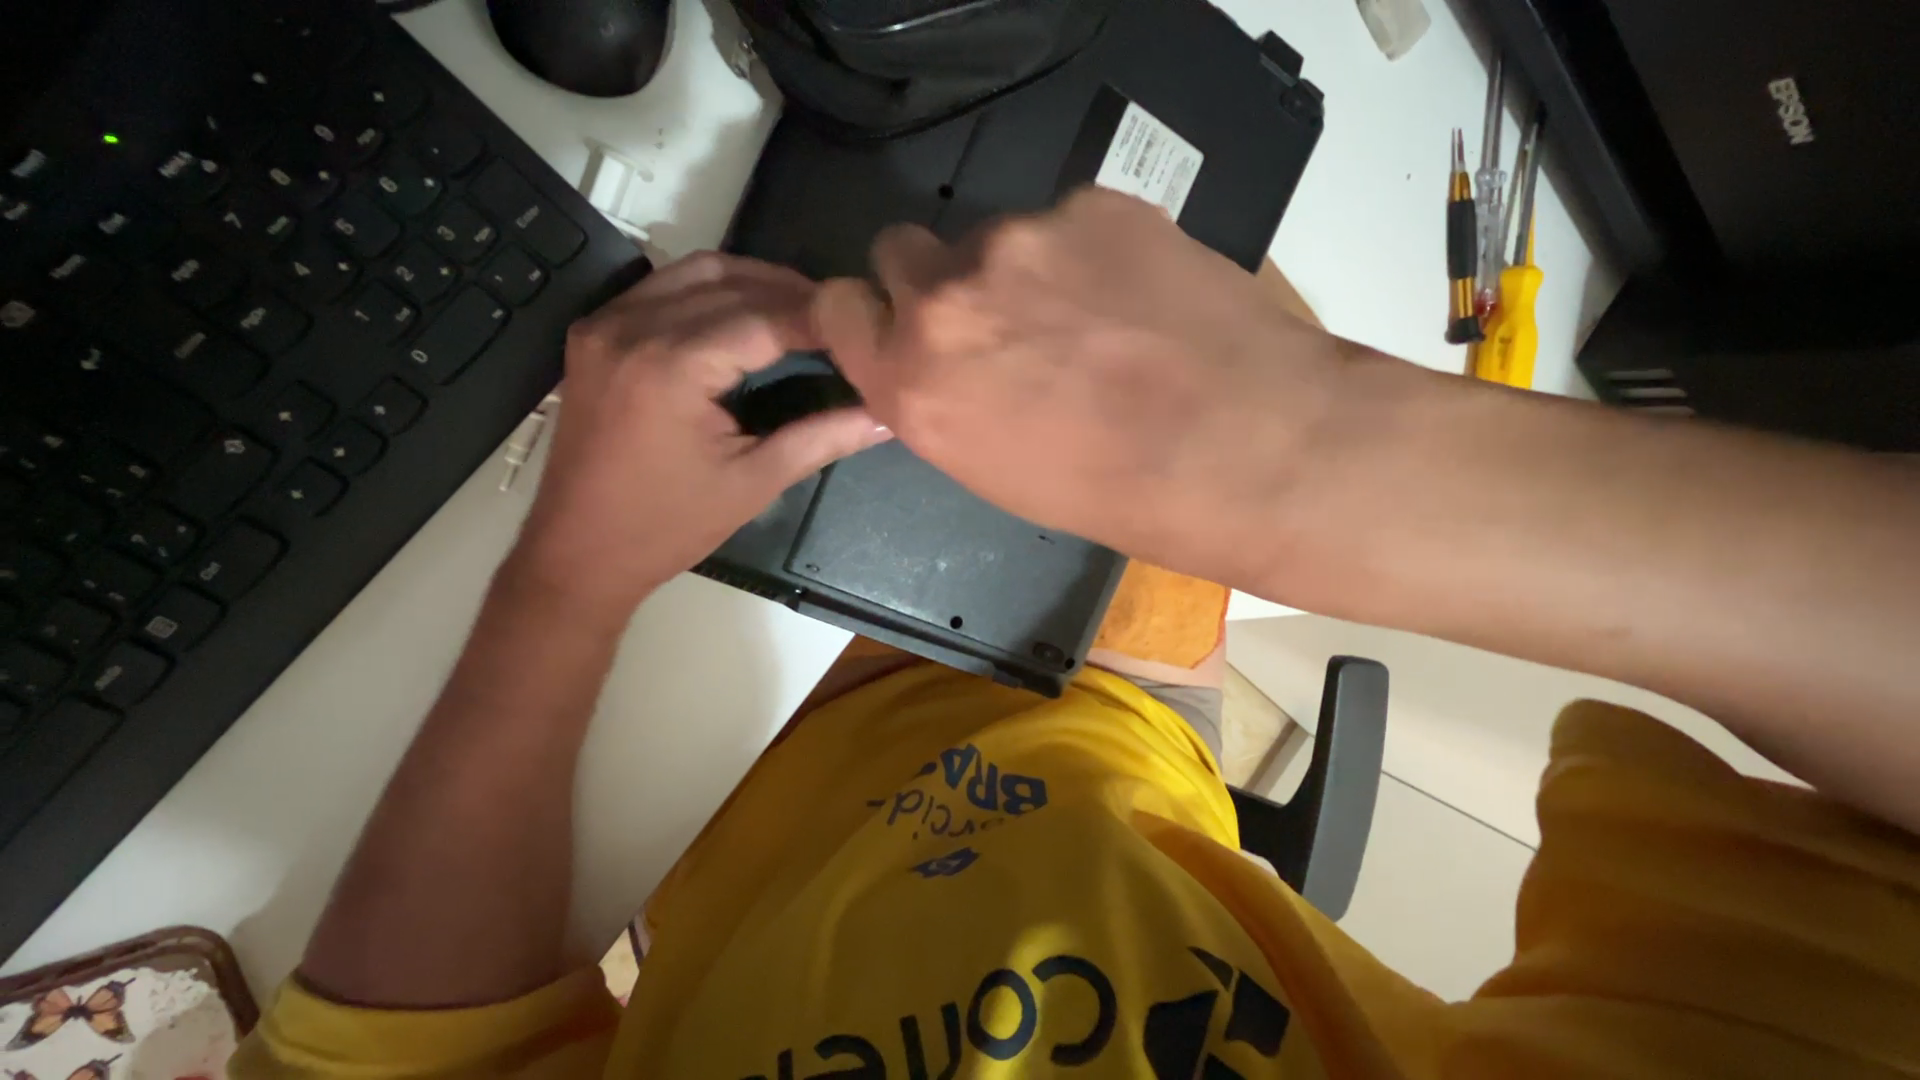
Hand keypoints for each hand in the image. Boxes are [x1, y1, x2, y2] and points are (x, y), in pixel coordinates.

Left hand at [507, 253, 891, 618]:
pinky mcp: (593, 334)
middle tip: (838, 316)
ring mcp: (606, 325)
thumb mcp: (754, 482)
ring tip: (798, 308)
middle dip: (790, 292)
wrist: (578, 552)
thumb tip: (887, 415)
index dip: (819, 316)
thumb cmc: (668, 526)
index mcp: (673, 366)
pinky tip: (740, 314)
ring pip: (694, 272)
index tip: (861, 322)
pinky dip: (708, 289)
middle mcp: (633, 328)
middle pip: (731, 282)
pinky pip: (660, 287)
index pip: (765, 317)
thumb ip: (823, 438)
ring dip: (750, 281)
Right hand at [814, 188, 1353, 588]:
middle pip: (902, 252)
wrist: (1244, 444)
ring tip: (1091, 316)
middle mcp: (949, 301)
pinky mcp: (1090, 205)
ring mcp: (1019, 241)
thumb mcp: (996, 470)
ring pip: (990, 237)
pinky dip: (1085, 251)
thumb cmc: (1116, 492)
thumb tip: (941, 365)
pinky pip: (1063, 220)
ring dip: (1019, 269)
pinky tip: (1134, 295)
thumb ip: (942, 402)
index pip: (840, 307)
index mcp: (914, 382)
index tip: (898, 324)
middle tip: (999, 319)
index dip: (870, 315)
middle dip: (936, 283)